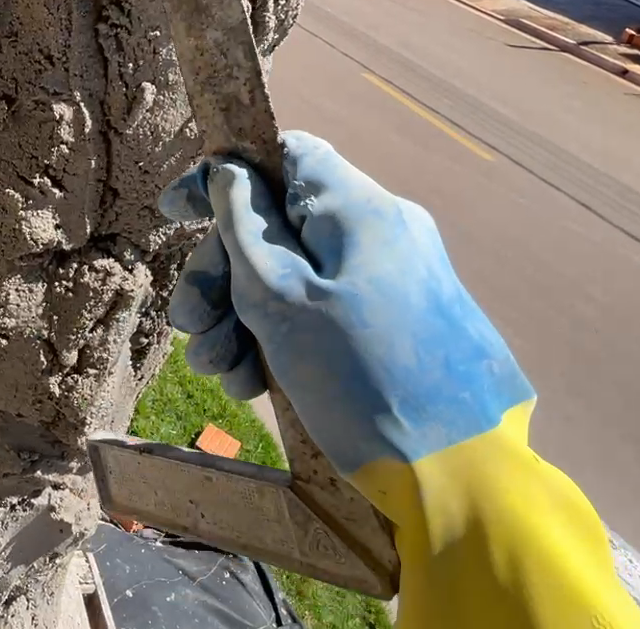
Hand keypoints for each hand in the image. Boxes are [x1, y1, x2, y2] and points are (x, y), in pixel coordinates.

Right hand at [157, 131, 534, 475]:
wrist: (465, 487)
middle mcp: (381, 233)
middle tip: (185, 323)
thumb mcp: (279, 297)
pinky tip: (250, 381)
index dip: (221, 172)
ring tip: (216, 369)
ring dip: (239, 314)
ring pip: (292, 272)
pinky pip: (322, 307)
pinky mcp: (396, 323)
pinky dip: (279, 335)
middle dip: (218, 274)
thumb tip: (227, 171)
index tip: (173, 212)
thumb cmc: (360, 378)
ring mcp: (393, 280)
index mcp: (360, 211)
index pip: (282, 152)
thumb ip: (244, 223)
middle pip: (275, 225)